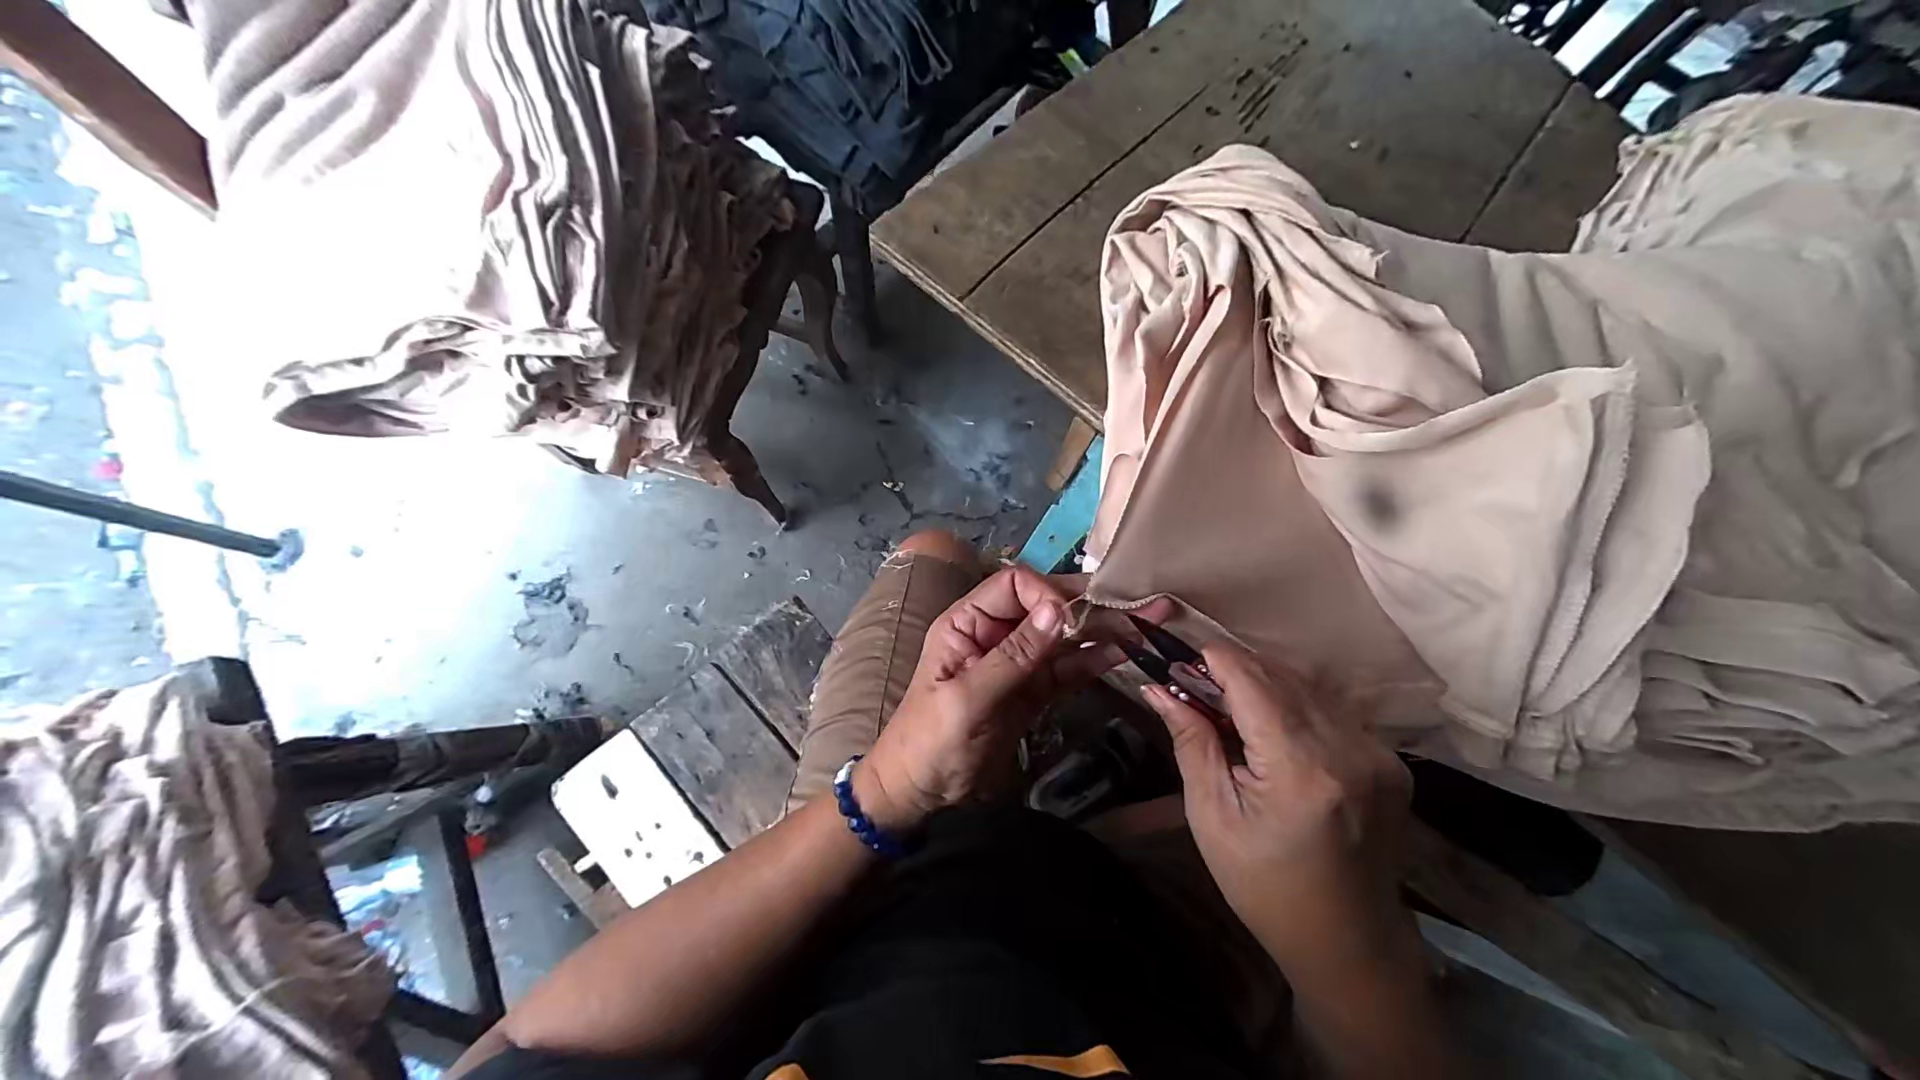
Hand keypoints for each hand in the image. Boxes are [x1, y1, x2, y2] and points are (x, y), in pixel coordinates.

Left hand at [854, 565, 1133, 831]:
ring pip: (1063, 637)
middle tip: (1140, 605)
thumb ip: (1014, 656)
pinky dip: (1093, 661)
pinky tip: (1124, 653)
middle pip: (1046, 606)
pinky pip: (1066, 669)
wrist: (921, 791)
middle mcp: (995, 633)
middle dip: (1089, 604)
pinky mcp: (1033, 691)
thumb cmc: (930, 741)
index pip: (1014, 585)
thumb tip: (1058, 610)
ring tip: (1148, 624)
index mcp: (968, 622)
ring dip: (1102, 631)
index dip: (1046, 593)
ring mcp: (1017, 662)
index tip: (1071, 619)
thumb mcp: (968, 699)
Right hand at [1140, 641, 1413, 978]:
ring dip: (1264, 685)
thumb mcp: (1212, 816)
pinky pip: (1332, 711)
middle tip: (1194, 685)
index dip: (1215, 660)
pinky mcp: (1391, 763)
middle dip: (1234, 670)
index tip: (1181, 658)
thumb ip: (1191, 741)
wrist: (1349, 944)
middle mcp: (1349, 750)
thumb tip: (1157, 687)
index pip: (1253, 681)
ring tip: (1228, 706)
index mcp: (1301, 768)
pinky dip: (1294, 706)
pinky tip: (1271, 730)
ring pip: (1308, 688)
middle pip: (1281, 676)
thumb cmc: (1264, 885)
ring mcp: (1378, 755)